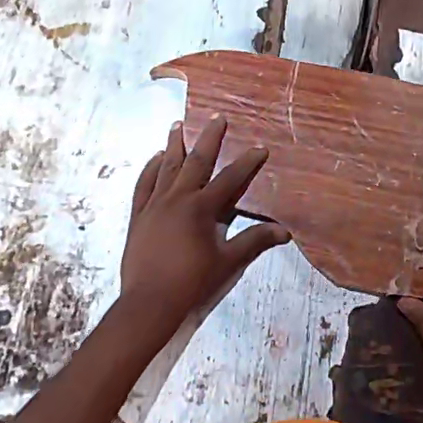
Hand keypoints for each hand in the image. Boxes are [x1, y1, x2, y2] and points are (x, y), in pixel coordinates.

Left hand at [118, 117, 290, 337]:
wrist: (149, 304)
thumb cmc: (192, 282)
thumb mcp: (228, 262)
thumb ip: (254, 241)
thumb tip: (284, 231)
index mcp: (201, 208)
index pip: (230, 179)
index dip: (248, 163)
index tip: (260, 148)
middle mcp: (177, 199)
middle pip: (196, 162)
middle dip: (209, 138)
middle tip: (217, 118)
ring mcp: (154, 206)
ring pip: (166, 168)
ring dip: (174, 146)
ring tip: (177, 126)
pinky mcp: (138, 217)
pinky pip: (144, 186)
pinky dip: (149, 170)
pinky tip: (154, 160)